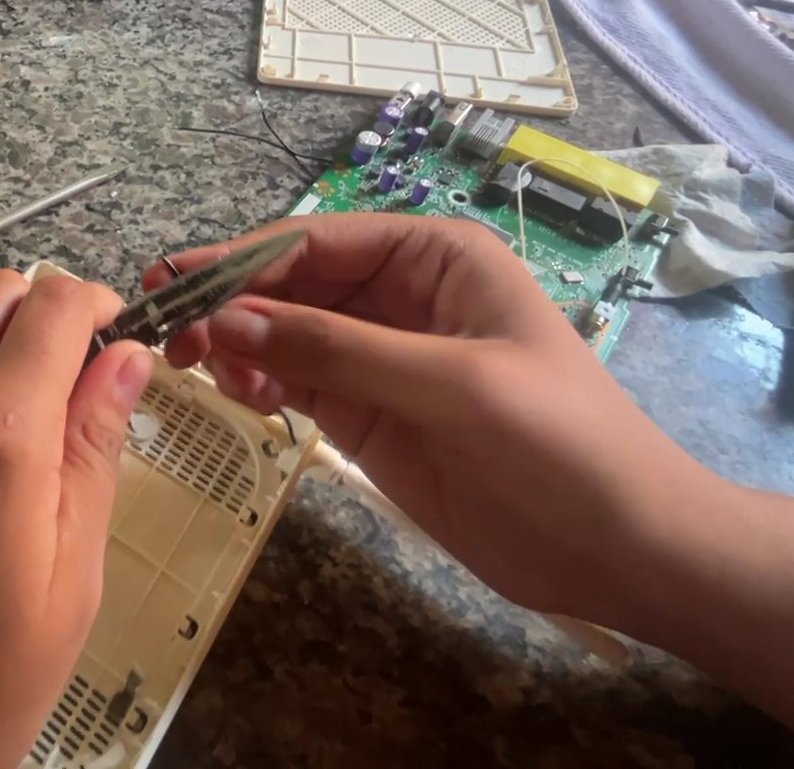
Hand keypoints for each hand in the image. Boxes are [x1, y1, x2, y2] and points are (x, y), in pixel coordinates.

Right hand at [147, 214, 728, 626]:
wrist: (623, 552)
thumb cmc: (561, 445)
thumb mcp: (450, 383)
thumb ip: (333, 349)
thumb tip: (223, 322)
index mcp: (429, 255)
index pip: (312, 242)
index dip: (239, 260)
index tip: (173, 283)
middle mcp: (393, 291)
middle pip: (285, 283)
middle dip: (228, 304)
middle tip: (170, 335)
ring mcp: (372, 349)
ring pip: (277, 328)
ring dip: (235, 344)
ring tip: (204, 371)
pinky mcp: (359, 402)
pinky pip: (289, 374)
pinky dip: (256, 379)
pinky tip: (245, 395)